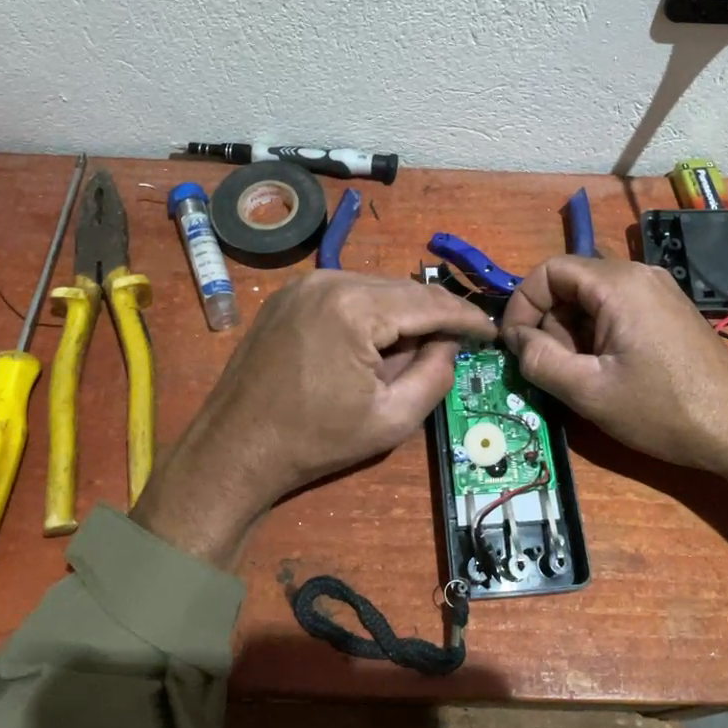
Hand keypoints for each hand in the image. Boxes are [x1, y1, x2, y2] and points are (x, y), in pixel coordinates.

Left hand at [133, 272, 495, 566]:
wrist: (235, 448)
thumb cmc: (316, 441)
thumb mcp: (392, 419)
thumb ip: (435, 375)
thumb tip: (450, 343)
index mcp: (355, 308)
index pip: (429, 303)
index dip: (466, 317)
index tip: (491, 332)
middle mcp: (330, 280)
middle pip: (403, 290)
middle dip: (434, 316)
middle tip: (460, 343)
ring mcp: (305, 284)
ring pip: (376, 289)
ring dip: (402, 314)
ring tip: (417, 349)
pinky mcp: (289, 295)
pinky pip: (347, 293)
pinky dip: (371, 312)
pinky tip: (377, 342)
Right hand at [499, 256, 727, 474]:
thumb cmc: (664, 410)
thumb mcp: (589, 392)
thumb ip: (539, 361)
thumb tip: (517, 341)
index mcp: (618, 283)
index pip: (549, 270)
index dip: (522, 303)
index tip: (514, 344)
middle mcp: (639, 274)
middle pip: (571, 283)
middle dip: (549, 323)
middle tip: (552, 368)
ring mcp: (659, 292)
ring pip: (593, 299)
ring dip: (573, 333)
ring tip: (582, 377)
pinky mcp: (670, 312)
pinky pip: (618, 310)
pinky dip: (598, 335)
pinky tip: (608, 372)